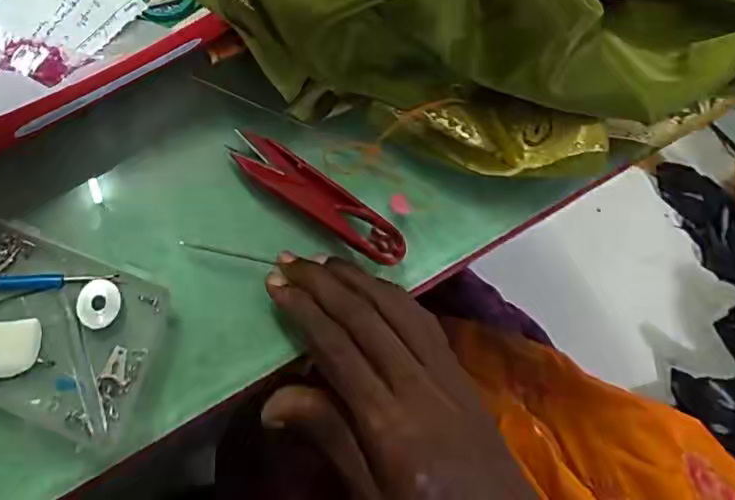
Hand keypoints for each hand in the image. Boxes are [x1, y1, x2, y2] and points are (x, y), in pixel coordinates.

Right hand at [263, 256, 536, 499]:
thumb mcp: (372, 497)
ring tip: (324, 261)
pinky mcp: (463, 374)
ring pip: (396, 307)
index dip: (303, 309)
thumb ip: (330, 438)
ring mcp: (446, 375)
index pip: (337, 346)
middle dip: (322, 282)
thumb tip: (270, 401)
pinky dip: (392, 294)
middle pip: (364, 316)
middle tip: (289, 259)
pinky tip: (374, 286)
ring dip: (357, 278)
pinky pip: (424, 320)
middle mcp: (418, 387)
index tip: (275, 283)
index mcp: (390, 424)